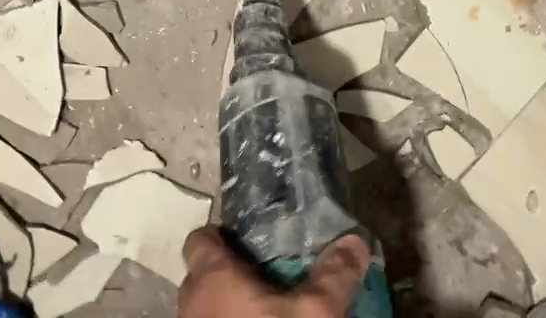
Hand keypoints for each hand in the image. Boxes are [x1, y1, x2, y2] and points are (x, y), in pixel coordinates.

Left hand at [177, 227, 371, 317]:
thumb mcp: (313, 314)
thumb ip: (332, 276)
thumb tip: (354, 241)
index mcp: (212, 277)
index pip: (200, 239)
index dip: (222, 236)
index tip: (248, 241)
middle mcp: (191, 301)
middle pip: (202, 275)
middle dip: (229, 274)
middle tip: (266, 278)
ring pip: (204, 307)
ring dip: (226, 306)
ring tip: (263, 311)